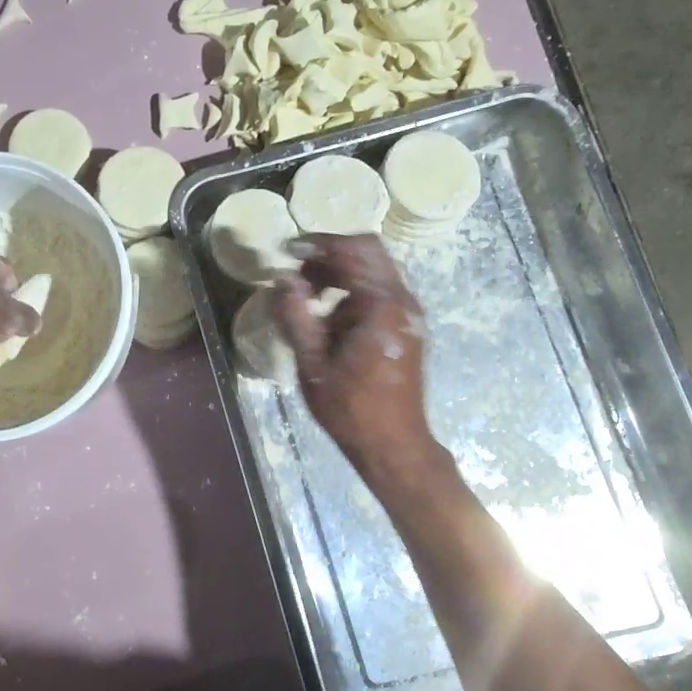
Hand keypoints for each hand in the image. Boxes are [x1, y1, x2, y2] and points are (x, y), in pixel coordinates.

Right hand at [272, 234, 447, 489]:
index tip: (288, 251)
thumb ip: (296, 316)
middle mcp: (403, 301)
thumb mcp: (312, 364)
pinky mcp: (406, 326)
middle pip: (368, 253)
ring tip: (308, 297)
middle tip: (298, 272)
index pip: (352, 252)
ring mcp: (409, 313)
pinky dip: (352, 291)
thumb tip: (283, 280)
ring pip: (374, 270)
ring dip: (340, 273)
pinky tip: (329, 317)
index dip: (317, 244)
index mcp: (383, 306)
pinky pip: (379, 291)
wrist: (394, 445)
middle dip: (329, 256)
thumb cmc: (351, 408)